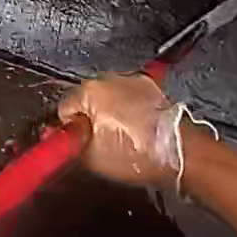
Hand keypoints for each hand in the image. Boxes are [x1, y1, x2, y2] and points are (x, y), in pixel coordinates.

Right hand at [58, 74, 182, 187]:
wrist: (177, 150)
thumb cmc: (134, 154)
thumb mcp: (91, 158)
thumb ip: (69, 144)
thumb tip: (59, 136)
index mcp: (90, 91)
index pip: (64, 108)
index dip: (69, 129)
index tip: (77, 143)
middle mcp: (108, 77)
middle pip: (86, 98)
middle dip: (89, 118)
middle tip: (99, 143)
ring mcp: (131, 79)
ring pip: (108, 96)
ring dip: (109, 112)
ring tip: (121, 137)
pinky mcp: (149, 85)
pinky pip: (128, 95)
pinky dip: (128, 108)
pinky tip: (135, 128)